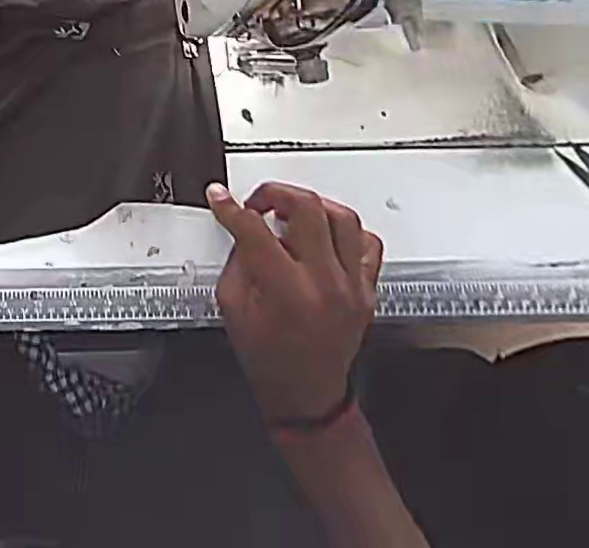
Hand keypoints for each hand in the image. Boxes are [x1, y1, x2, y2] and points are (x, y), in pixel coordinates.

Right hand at [208, 182, 383, 421]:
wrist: (306, 395)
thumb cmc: (268, 358)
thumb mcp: (231, 305)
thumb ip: (237, 258)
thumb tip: (242, 226)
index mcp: (286, 290)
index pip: (255, 228)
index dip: (230, 207)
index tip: (221, 197)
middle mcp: (325, 284)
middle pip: (307, 208)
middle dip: (275, 193)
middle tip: (258, 202)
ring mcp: (352, 286)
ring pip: (342, 217)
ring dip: (310, 205)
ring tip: (290, 211)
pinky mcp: (366, 290)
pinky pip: (367, 242)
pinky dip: (345, 229)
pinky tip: (324, 233)